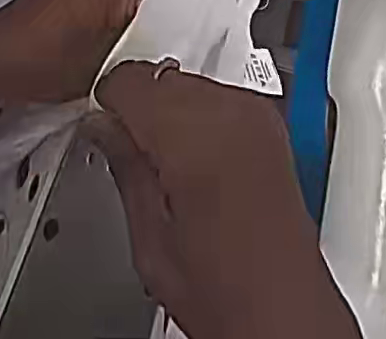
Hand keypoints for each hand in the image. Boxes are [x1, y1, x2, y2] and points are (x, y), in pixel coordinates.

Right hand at [86, 61, 359, 338]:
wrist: (286, 310)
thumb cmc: (227, 292)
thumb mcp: (151, 240)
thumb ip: (125, 167)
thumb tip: (103, 126)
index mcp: (194, 139)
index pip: (133, 81)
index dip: (108, 98)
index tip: (99, 117)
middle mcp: (230, 113)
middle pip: (162, 77)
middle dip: (138, 104)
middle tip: (124, 143)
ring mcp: (254, 113)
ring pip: (189, 81)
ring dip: (169, 106)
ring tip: (162, 159)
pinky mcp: (269, 120)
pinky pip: (218, 94)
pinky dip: (199, 112)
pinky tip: (193, 155)